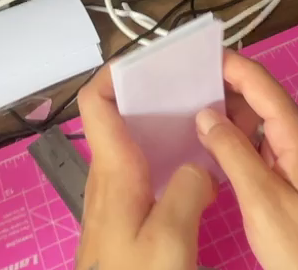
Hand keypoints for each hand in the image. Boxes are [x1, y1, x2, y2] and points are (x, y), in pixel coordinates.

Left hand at [76, 65, 217, 269]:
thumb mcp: (171, 238)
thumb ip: (187, 189)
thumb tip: (198, 164)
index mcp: (113, 167)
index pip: (96, 100)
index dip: (114, 71)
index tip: (149, 59)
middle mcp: (108, 175)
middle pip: (120, 117)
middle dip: (151, 95)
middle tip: (191, 86)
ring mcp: (114, 198)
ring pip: (134, 145)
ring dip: (162, 128)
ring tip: (201, 120)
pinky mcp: (124, 218)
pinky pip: (143, 172)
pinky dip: (166, 160)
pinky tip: (197, 172)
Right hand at [198, 51, 297, 269]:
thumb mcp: (262, 199)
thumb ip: (232, 151)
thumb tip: (205, 114)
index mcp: (296, 133)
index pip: (259, 81)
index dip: (227, 64)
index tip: (191, 57)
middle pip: (257, 97)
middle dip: (221, 89)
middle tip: (179, 91)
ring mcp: (296, 159)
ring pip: (257, 123)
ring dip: (226, 118)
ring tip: (186, 118)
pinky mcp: (292, 179)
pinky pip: (259, 146)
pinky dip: (235, 142)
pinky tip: (210, 152)